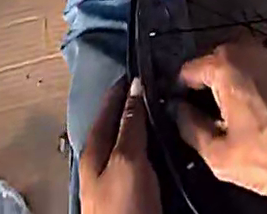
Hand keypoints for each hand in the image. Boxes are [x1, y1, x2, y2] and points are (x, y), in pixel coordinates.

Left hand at [79, 77, 161, 213]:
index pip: (110, 103)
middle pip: (122, 122)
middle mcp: (102, 161)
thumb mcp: (127, 162)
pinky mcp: (133, 194)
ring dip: (150, 126)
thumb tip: (135, 83)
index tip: (149, 66)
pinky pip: (146, 160)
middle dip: (141, 103)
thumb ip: (131, 124)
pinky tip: (171, 143)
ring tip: (173, 109)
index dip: (127, 84)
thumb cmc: (123, 208)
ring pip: (135, 141)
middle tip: (166, 86)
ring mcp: (116, 179)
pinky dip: (157, 148)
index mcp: (93, 149)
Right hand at [172, 40, 266, 202]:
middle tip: (207, 119)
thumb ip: (190, 129)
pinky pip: (252, 68)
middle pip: (210, 63)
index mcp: (224, 65)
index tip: (181, 111)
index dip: (180, 92)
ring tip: (229, 117)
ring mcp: (266, 55)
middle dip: (205, 87)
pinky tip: (252, 113)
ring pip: (232, 65)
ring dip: (226, 84)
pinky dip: (246, 84)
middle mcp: (244, 49)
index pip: (188, 70)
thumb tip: (179, 111)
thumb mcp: (220, 155)